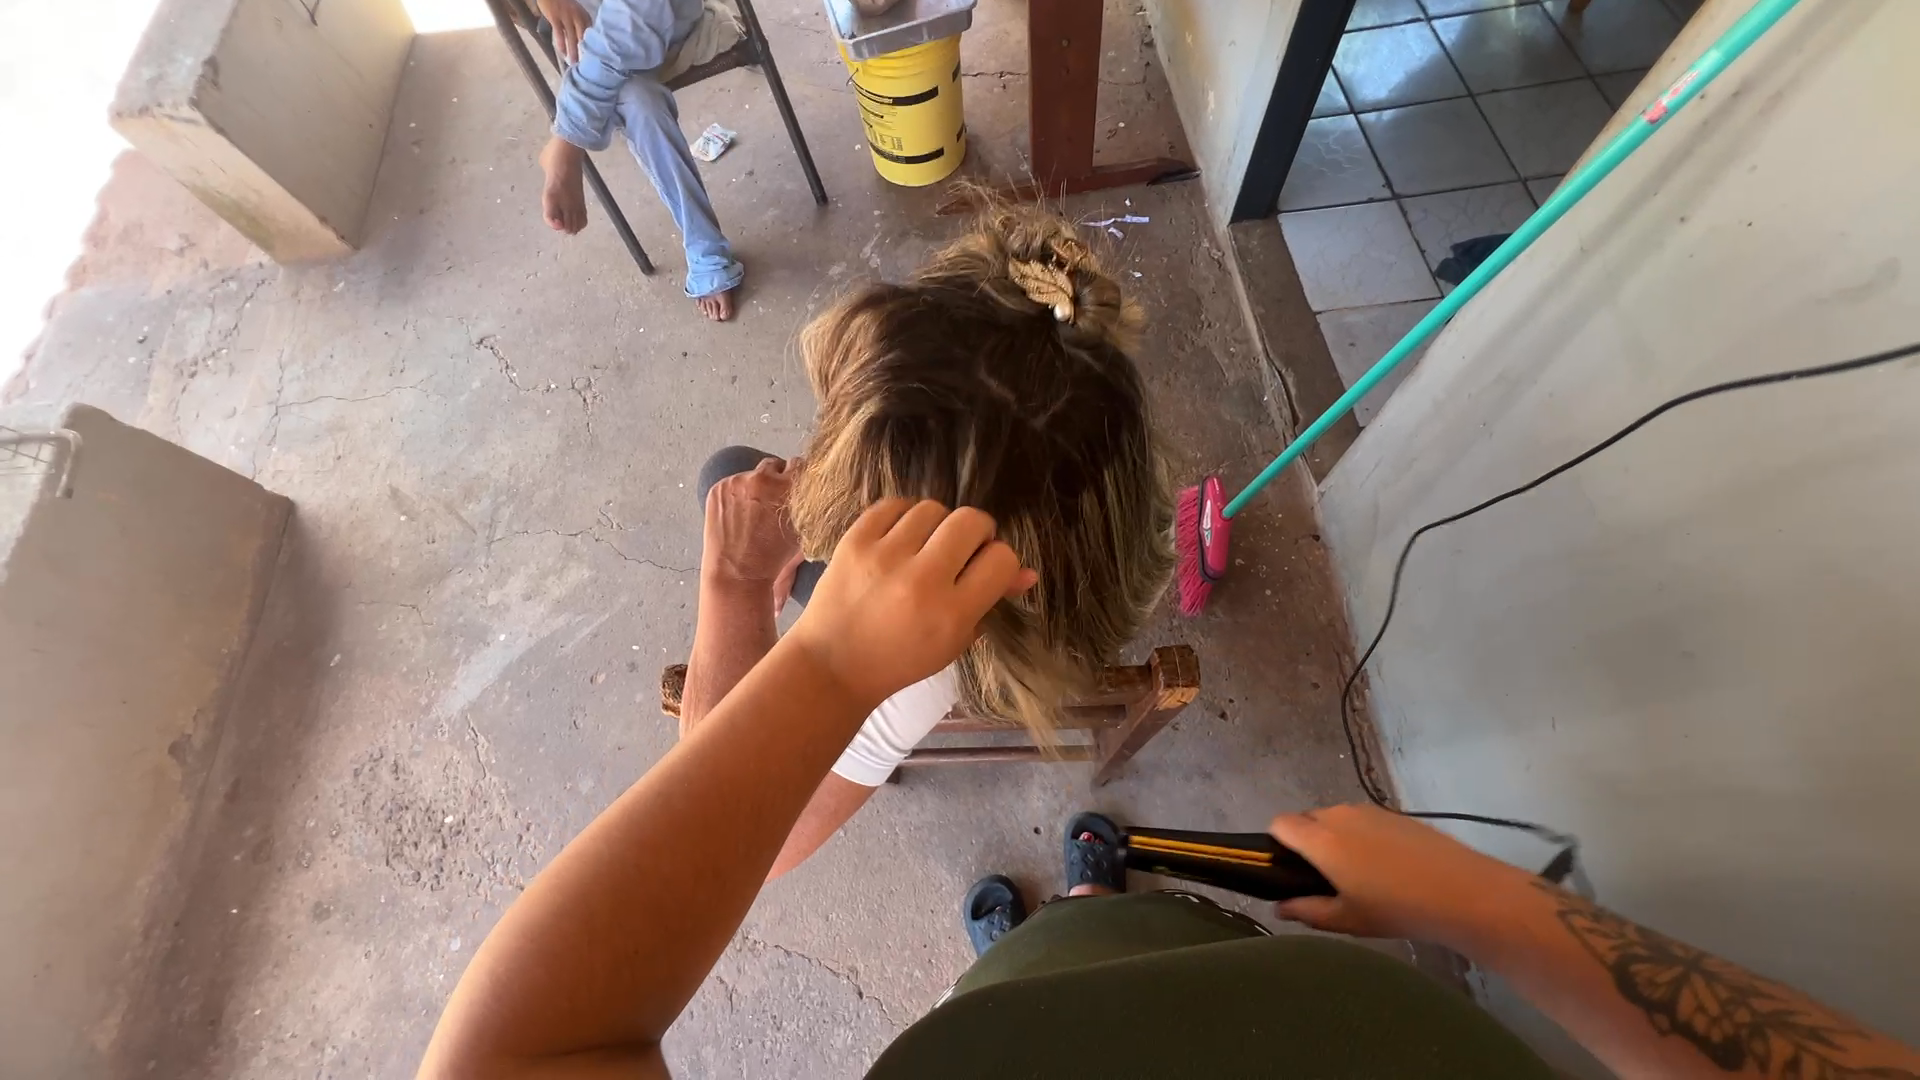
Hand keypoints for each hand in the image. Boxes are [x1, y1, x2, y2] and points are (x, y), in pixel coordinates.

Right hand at [538, 0, 592, 64]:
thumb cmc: (563, 5)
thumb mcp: (576, 15)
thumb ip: (580, 28)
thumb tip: (585, 47)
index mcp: (585, 17)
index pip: (593, 36)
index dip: (595, 50)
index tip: (597, 63)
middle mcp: (578, 17)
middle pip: (584, 39)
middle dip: (586, 53)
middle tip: (588, 68)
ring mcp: (566, 17)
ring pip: (572, 38)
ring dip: (573, 52)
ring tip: (574, 64)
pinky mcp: (555, 17)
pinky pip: (559, 34)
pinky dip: (561, 44)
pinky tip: (563, 53)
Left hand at [702, 457, 800, 588]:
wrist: (738, 573)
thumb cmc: (774, 558)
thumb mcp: (803, 528)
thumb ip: (807, 504)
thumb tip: (809, 489)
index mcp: (791, 488)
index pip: (799, 464)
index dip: (797, 476)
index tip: (795, 485)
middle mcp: (766, 479)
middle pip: (775, 465)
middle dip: (776, 479)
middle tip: (774, 498)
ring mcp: (739, 481)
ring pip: (752, 474)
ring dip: (755, 486)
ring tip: (754, 511)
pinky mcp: (720, 487)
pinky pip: (733, 483)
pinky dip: (737, 494)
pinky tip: (739, 514)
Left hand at [785, 499, 1037, 707]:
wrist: (832, 665)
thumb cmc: (901, 660)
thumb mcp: (953, 642)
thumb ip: (990, 604)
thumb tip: (1026, 572)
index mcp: (951, 613)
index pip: (1001, 558)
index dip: (999, 560)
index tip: (984, 570)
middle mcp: (921, 580)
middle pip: (972, 520)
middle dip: (976, 532)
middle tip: (961, 552)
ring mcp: (884, 556)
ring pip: (934, 508)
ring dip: (937, 525)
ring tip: (925, 548)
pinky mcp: (854, 540)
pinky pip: (895, 505)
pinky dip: (904, 517)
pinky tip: (900, 538)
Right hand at [1268, 804, 1532, 943]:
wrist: (1466, 893)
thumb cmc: (1398, 909)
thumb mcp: (1349, 920)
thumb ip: (1307, 911)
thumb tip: (1279, 908)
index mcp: (1320, 838)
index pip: (1280, 823)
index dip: (1278, 843)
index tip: (1291, 869)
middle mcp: (1338, 815)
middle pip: (1307, 819)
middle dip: (1308, 842)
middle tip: (1328, 877)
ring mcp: (1368, 811)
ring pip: (1336, 819)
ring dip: (1336, 838)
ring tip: (1362, 873)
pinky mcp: (1394, 814)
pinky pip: (1363, 820)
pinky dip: (1363, 837)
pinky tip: (1389, 866)